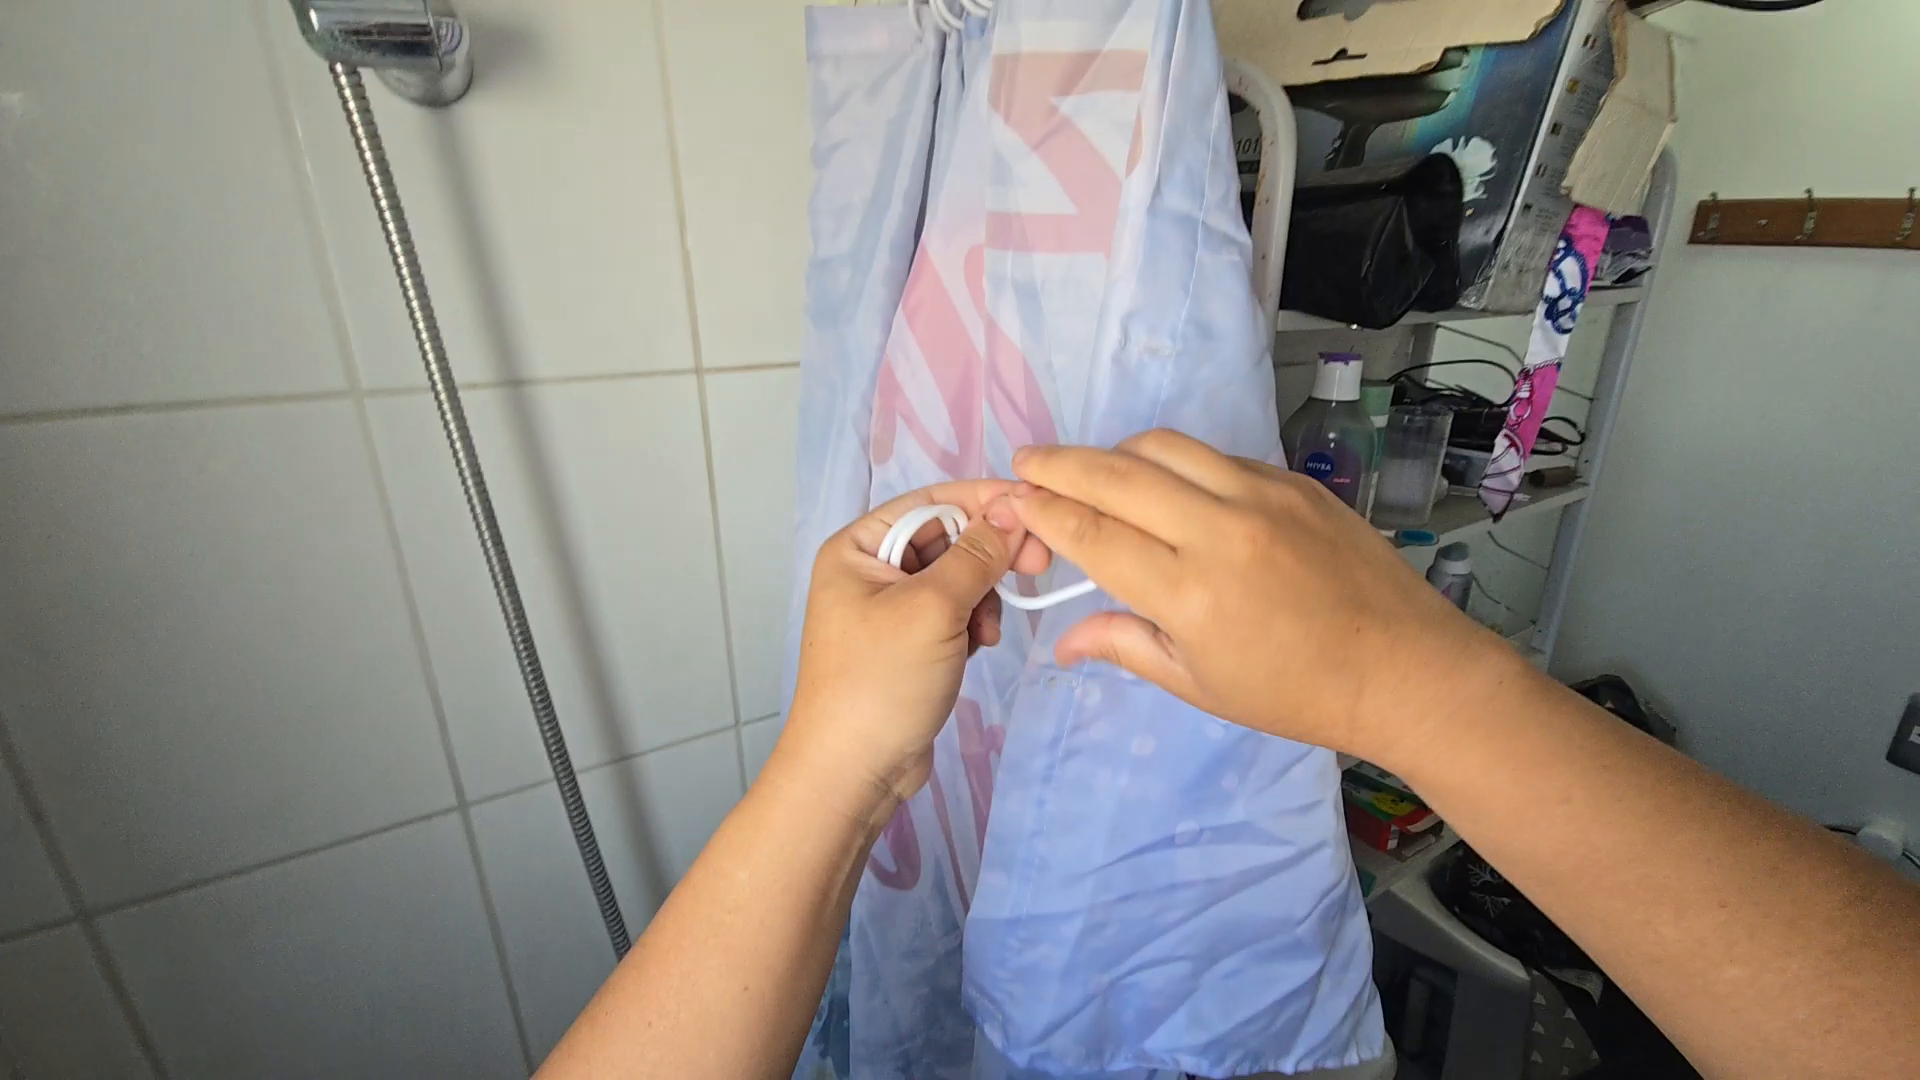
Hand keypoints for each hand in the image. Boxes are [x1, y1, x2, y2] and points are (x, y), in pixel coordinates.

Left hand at [777, 481, 1051, 825]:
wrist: (853, 772)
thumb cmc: (883, 680)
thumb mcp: (934, 608)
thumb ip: (977, 554)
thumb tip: (1013, 507)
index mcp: (858, 547)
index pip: (931, 503)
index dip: (985, 501)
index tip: (1037, 509)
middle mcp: (870, 570)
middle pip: (946, 539)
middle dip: (987, 557)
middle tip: (1037, 567)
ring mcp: (889, 608)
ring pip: (956, 578)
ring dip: (982, 597)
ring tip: (985, 632)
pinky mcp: (909, 642)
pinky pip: (952, 612)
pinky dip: (972, 622)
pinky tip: (977, 647)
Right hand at [1008, 430, 1528, 763]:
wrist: (1408, 669)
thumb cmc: (1295, 693)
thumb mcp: (1198, 684)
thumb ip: (1123, 646)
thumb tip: (1061, 644)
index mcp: (1190, 593)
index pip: (1092, 534)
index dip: (1043, 511)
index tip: (1013, 499)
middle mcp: (1219, 531)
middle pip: (1115, 476)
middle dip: (1057, 463)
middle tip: (1025, 460)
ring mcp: (1260, 495)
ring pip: (1161, 448)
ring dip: (1112, 452)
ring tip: (1089, 469)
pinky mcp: (1290, 480)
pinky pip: (1210, 455)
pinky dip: (1169, 461)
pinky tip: (1162, 483)